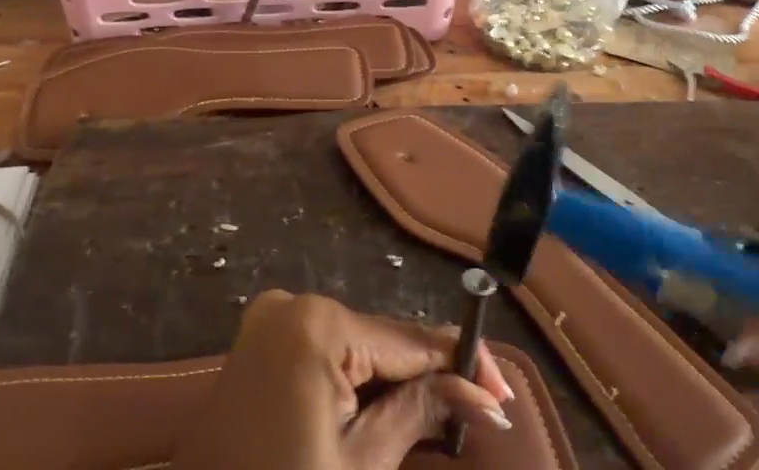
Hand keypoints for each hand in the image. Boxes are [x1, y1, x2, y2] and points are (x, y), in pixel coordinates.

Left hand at [172, 290, 515, 469]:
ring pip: (356, 347)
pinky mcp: (258, 344)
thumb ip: (420, 411)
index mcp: (317, 323)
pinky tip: (389, 409)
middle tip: (478, 413)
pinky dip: (357, 381)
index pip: (409, 337)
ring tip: (442, 418)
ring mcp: (269, 321)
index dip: (461, 364)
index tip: (501, 396)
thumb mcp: (361, 461)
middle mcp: (291, 305)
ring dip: (396, 381)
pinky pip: (324, 353)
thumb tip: (480, 392)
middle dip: (429, 376)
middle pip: (383, 340)